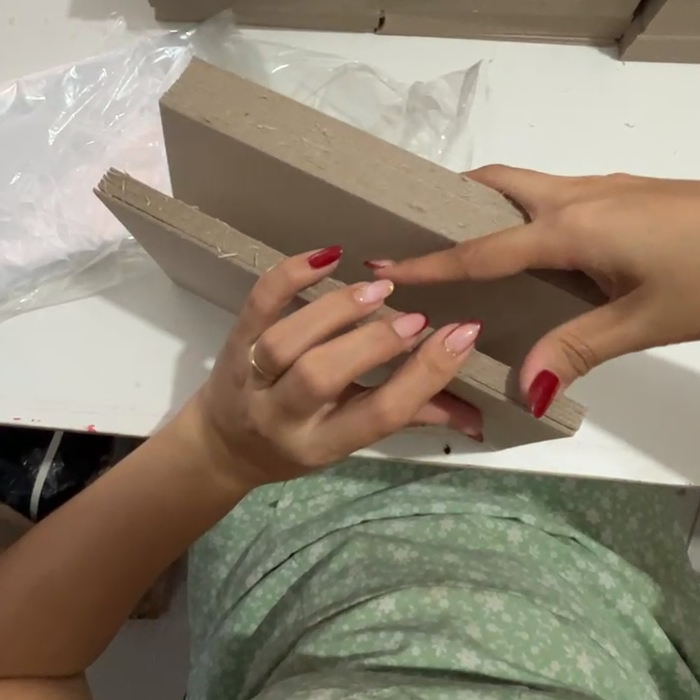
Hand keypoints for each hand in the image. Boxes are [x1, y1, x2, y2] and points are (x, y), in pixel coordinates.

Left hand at [178, 246, 485, 488]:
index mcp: (322, 443)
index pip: (379, 414)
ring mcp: (251, 375)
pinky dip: (289, 276)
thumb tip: (477, 416)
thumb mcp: (348, 440)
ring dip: (335, 311)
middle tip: (418, 317)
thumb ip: (409, 418)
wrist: (223, 444)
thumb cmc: (296, 443)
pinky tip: (328, 255)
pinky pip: (257, 305)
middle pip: (324, 376)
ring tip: (378, 289)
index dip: (424, 376)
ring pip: (286, 342)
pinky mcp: (234, 340)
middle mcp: (283, 413)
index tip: (461, 336)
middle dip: (375, 343)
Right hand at [371, 168, 699, 414]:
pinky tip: (549, 257)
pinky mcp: (635, 195)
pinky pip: (561, 197)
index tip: (379, 263)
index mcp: (573, 226)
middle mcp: (581, 195)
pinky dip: (532, 215)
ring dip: (495, 208)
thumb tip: (519, 391)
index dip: (429, 261)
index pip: (482, 249)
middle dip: (454, 204)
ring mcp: (611, 189)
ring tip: (474, 249)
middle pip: (498, 184)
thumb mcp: (646, 323)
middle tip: (424, 235)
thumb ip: (575, 351)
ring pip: (531, 187)